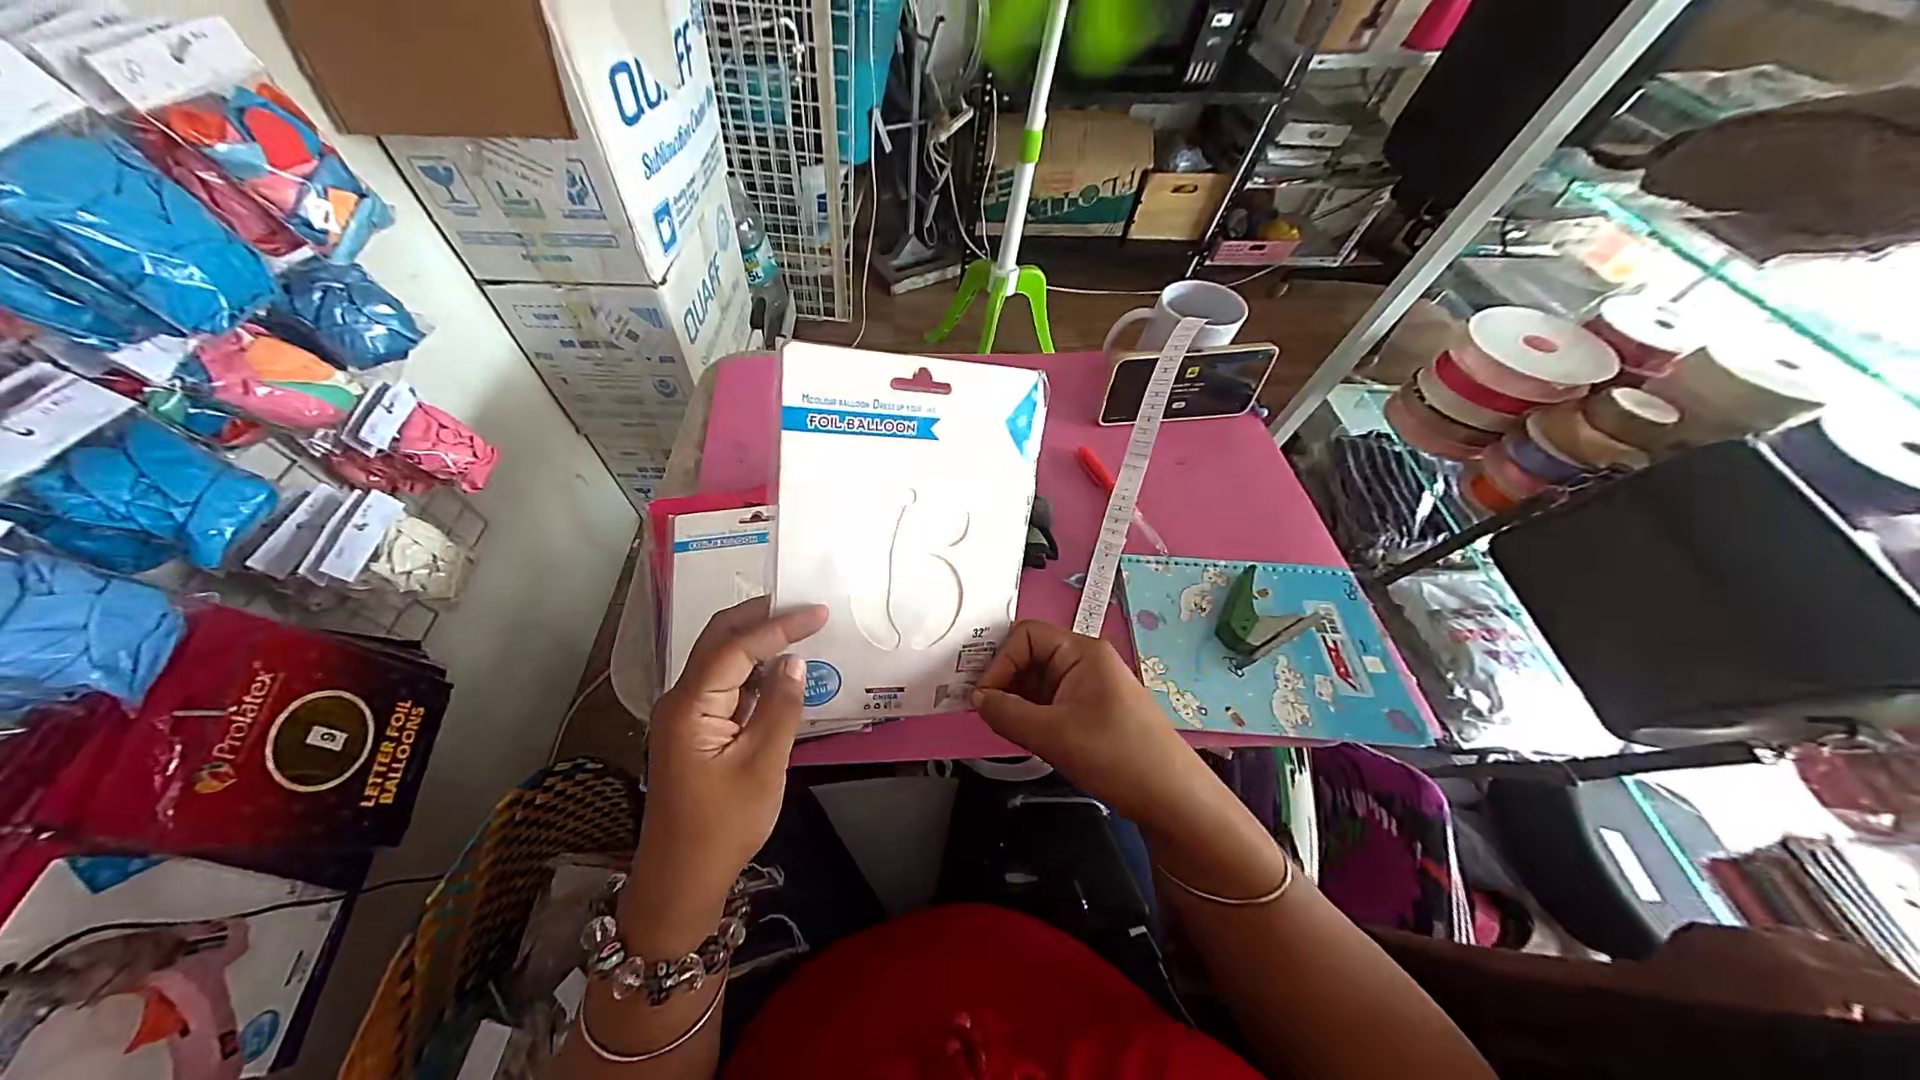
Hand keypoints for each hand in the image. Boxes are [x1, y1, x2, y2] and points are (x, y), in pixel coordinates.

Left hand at [637, 597, 827, 906]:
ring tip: (799, 627)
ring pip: (723, 661)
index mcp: (689, 706)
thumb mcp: (762, 766)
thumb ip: (781, 708)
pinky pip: (728, 686)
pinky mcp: (698, 729)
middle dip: (760, 617)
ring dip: (758, 641)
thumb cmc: (722, 827)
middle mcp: (681, 700)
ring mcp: (687, 715)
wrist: (682, 880)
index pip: (736, 648)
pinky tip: (782, 668)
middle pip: (719, 640)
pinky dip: (755, 671)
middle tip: (803, 604)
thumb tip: (795, 662)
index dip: (779, 626)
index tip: (818, 612)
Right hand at [972, 620, 1287, 898]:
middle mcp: (1085, 663)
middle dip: (1005, 682)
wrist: (1172, 799)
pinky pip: (1050, 704)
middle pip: (1030, 657)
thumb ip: (1007, 714)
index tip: (984, 696)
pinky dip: (1032, 717)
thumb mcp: (1053, 735)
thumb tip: (977, 699)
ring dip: (1017, 703)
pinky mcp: (1091, 713)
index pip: (1026, 636)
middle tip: (985, 712)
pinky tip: (1026, 738)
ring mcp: (1089, 688)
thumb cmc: (1118, 756)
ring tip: (1005, 729)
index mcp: (1082, 652)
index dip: (1000, 661)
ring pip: (1038, 684)